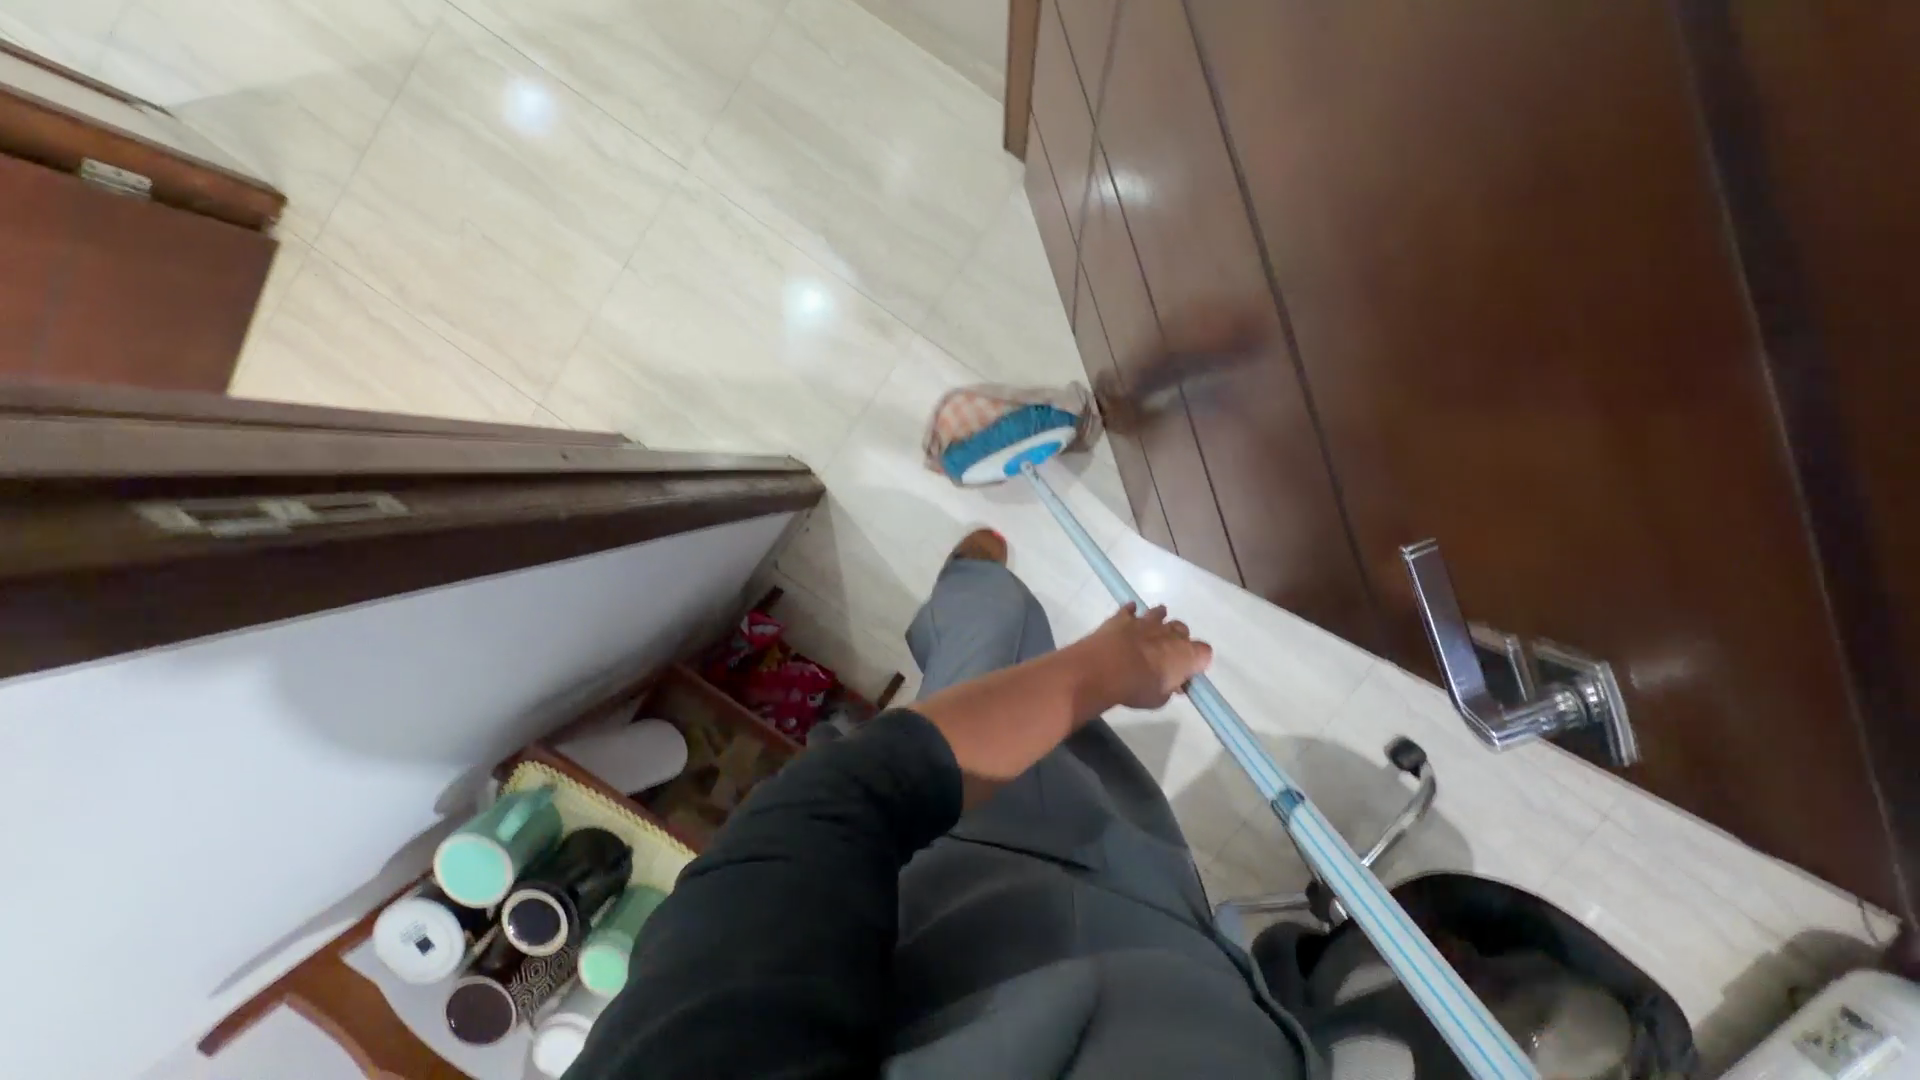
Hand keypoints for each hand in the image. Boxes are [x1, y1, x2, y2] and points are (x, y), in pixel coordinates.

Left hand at [1084, 603, 1212, 709]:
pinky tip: (1128, 617)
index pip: (1204, 653)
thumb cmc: (1137, 688)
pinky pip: (1130, 609)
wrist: (1105, 669)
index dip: (1196, 663)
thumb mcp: (1159, 698)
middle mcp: (1171, 633)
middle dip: (1177, 641)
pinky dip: (1130, 613)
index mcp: (1187, 654)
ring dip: (1157, 621)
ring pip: (1159, 613)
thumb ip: (1169, 688)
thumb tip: (1171, 684)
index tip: (1186, 673)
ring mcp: (1147, 622)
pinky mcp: (1123, 617)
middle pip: (1183, 631)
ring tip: (1150, 632)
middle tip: (1165, 655)